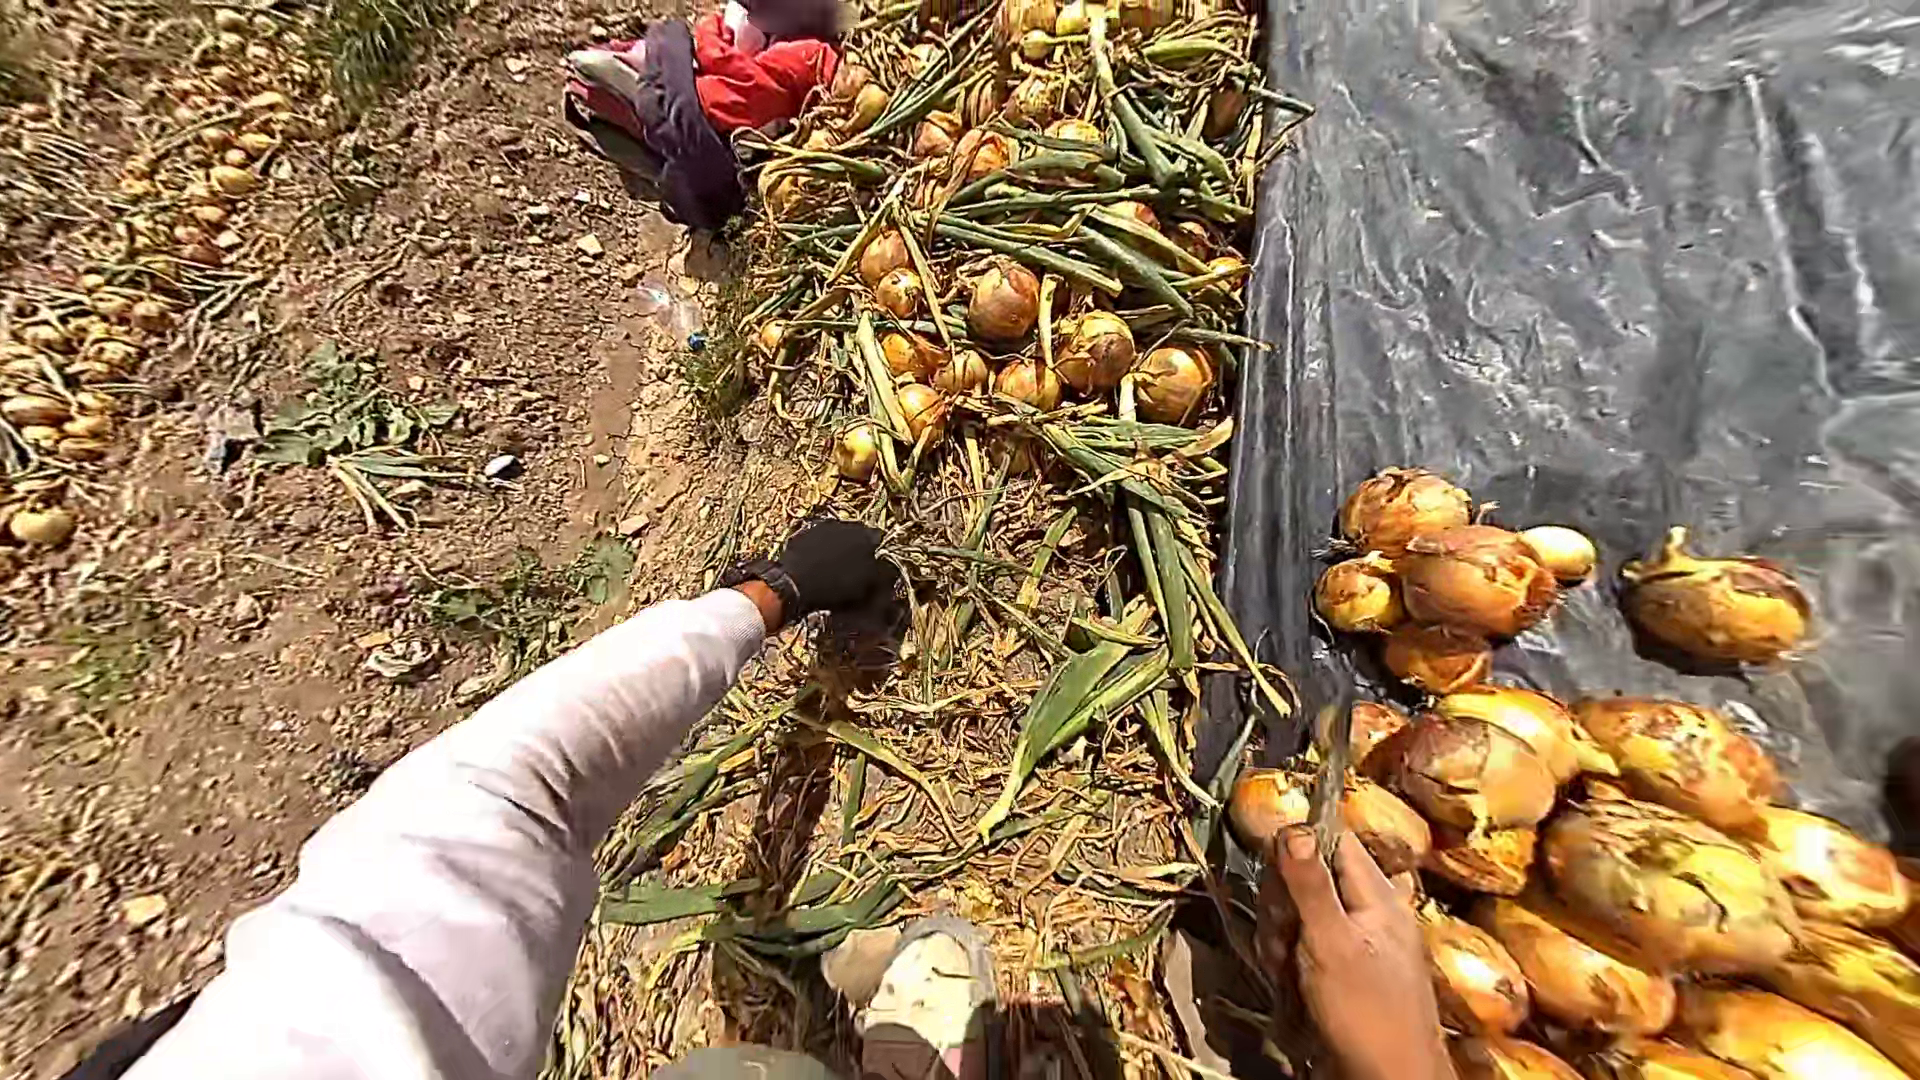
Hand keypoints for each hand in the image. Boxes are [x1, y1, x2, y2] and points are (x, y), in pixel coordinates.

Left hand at [778, 519, 890, 618]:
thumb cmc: (835, 586)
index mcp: (866, 535)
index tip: (874, 566)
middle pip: (858, 534)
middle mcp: (846, 524)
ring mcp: (823, 526)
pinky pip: (818, 540)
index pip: (879, 539)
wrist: (793, 583)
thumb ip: (882, 572)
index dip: (877, 552)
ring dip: (838, 547)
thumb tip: (888, 567)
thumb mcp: (867, 584)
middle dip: (858, 546)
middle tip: (855, 567)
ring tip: (834, 567)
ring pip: (837, 535)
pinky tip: (816, 565)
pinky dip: (820, 550)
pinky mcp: (803, 533)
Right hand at [1266, 826, 1453, 1079]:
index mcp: (1377, 894)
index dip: (1298, 841)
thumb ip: (1310, 883)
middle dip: (1281, 896)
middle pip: (1305, 869)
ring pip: (1294, 902)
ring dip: (1277, 927)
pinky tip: (1283, 970)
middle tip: (1284, 928)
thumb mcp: (1332, 944)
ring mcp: (1351, 934)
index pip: (1331, 836)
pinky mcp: (1335, 960)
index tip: (1274, 864)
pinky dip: (1282, 948)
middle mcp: (1365, 907)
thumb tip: (1294, 824)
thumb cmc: (1367, 1017)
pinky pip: (1296, 933)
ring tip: (1284, 959)